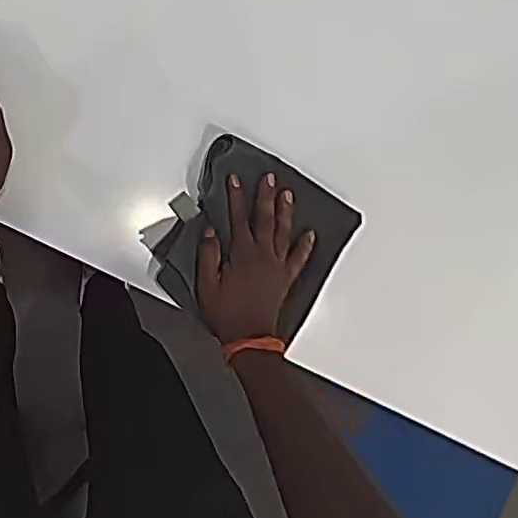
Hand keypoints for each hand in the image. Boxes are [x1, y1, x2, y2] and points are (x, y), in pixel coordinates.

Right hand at [198, 173, 313, 342]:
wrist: (250, 338)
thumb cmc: (226, 312)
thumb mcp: (207, 282)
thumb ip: (209, 254)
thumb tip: (210, 231)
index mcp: (242, 254)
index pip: (238, 217)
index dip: (236, 196)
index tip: (235, 180)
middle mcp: (263, 256)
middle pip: (265, 219)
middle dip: (266, 196)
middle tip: (269, 178)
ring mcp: (277, 266)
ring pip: (283, 232)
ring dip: (286, 212)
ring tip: (288, 194)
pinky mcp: (285, 278)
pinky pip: (298, 258)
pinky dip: (305, 245)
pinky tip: (310, 234)